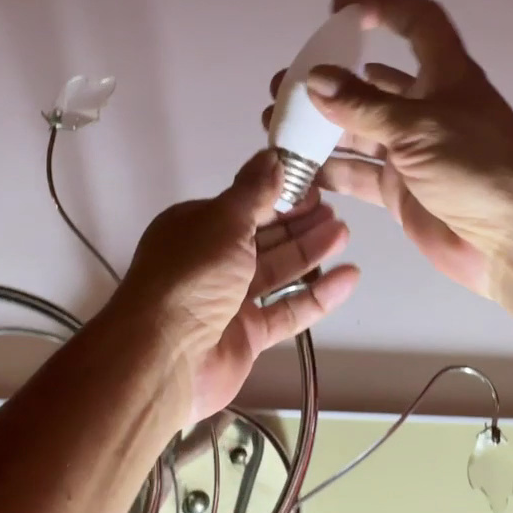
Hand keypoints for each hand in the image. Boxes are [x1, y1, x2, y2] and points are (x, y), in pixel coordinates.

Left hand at [111, 151, 360, 422]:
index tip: (312, 184)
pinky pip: (288, 310)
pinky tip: (348, 278)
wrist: (164, 356)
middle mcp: (210, 263)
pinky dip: (317, 295)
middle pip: (262, 238)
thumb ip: (253, 191)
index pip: (243, 206)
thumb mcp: (222, 222)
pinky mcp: (247, 336)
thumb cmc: (190, 277)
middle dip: (298, 223)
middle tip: (334, 210)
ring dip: (309, 253)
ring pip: (277, 272)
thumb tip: (272, 155)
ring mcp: (229, 301)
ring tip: (343, 234)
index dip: (277, 194)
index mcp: (195, 229)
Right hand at [262, 0, 512, 298]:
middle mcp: (426, 109)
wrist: (510, 243)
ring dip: (320, 128)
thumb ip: (363, 106)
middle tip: (284, 84)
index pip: (417, 24)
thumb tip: (314, 79)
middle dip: (329, 81)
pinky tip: (295, 166)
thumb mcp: (419, 129)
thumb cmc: (477, 170)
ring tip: (276, 125)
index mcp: (446, 77)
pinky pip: (357, 173)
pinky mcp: (400, 190)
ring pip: (357, 132)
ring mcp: (411, 153)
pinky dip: (329, 170)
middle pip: (371, 85)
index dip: (382, 7)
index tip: (339, 10)